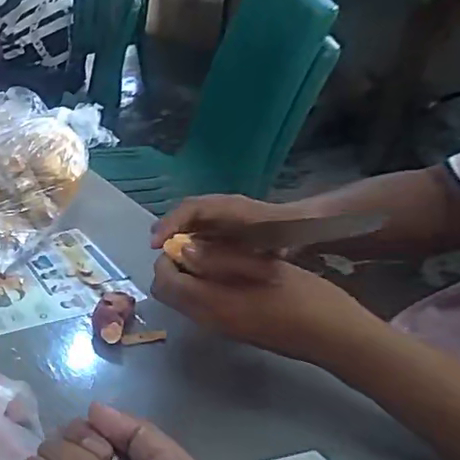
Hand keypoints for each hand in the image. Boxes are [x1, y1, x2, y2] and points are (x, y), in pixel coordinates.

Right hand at [151, 194, 300, 249]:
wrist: (305, 225)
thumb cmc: (284, 233)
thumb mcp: (259, 239)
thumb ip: (226, 245)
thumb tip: (188, 250)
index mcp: (227, 206)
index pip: (189, 209)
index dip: (169, 224)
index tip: (156, 243)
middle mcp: (220, 206)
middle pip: (184, 212)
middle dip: (166, 228)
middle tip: (153, 247)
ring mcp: (221, 212)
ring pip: (190, 218)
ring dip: (174, 233)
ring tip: (162, 250)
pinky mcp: (224, 222)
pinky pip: (198, 226)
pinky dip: (186, 237)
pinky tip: (183, 254)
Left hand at [151, 243, 379, 365]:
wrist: (338, 339)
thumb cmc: (306, 297)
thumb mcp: (262, 267)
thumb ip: (219, 257)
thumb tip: (184, 249)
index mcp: (211, 303)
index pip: (164, 281)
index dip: (167, 259)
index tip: (185, 242)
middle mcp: (207, 320)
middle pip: (168, 294)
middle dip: (173, 270)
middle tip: (197, 250)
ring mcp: (220, 329)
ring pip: (183, 302)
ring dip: (187, 281)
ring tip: (217, 260)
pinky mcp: (233, 332)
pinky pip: (201, 309)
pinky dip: (202, 291)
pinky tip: (232, 277)